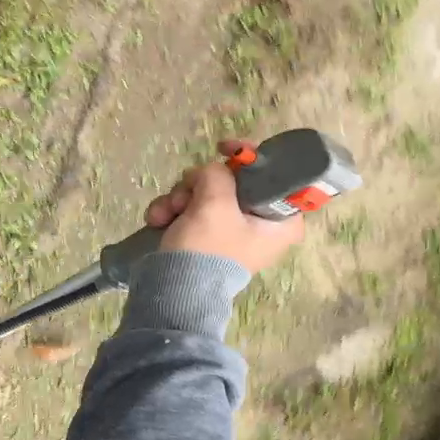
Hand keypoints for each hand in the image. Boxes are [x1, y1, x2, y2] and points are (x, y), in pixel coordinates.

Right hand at [145, 140, 304, 274]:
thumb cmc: (205, 249)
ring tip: (163, 215)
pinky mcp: (202, 240)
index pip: (274, 175)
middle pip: (230, 185)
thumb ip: (216, 176)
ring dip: (177, 200)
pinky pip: (189, 213)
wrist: (172, 291)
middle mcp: (260, 226)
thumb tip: (210, 169)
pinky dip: (170, 213)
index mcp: (282, 220)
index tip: (223, 148)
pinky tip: (157, 222)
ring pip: (203, 197)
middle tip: (183, 197)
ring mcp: (229, 233)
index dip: (248, 158)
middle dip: (197, 187)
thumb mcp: (214, 205)